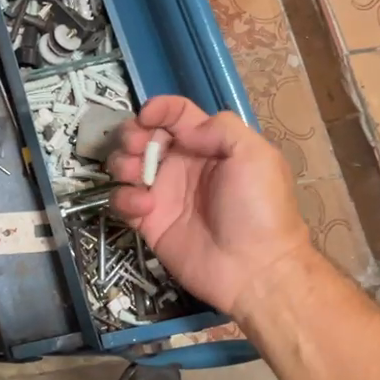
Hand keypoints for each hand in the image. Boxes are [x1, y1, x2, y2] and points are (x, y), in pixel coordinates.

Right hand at [107, 96, 314, 319]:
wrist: (255, 270)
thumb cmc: (259, 209)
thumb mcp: (257, 157)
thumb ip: (221, 129)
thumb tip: (182, 132)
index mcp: (206, 146)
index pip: (175, 114)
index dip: (158, 108)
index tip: (146, 117)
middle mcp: (180, 165)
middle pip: (141, 135)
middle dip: (131, 135)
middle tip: (136, 148)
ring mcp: (162, 193)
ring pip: (124, 164)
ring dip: (121, 163)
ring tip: (135, 176)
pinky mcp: (147, 221)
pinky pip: (121, 201)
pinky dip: (124, 199)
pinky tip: (144, 208)